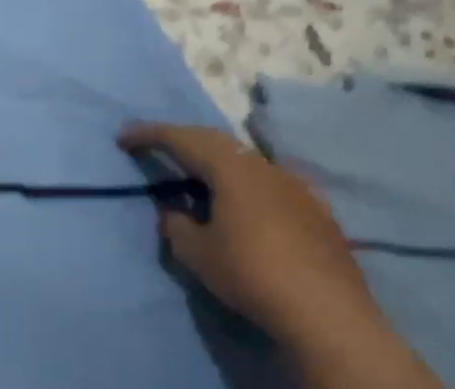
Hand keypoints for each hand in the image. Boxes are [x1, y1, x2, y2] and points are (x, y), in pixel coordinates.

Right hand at [119, 124, 375, 339]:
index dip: (148, 134)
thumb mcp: (194, 250)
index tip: (122, 138)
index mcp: (232, 169)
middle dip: (183, 139)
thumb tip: (177, 209)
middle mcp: (266, 169)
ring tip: (197, 173)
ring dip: (217, 160)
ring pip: (247, 160)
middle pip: (217, 141)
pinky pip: (270, 182)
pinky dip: (245, 181)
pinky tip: (241, 199)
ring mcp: (299, 190)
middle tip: (155, 146)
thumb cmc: (251, 274)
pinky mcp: (319, 215)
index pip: (181, 138)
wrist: (332, 320)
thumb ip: (176, 221)